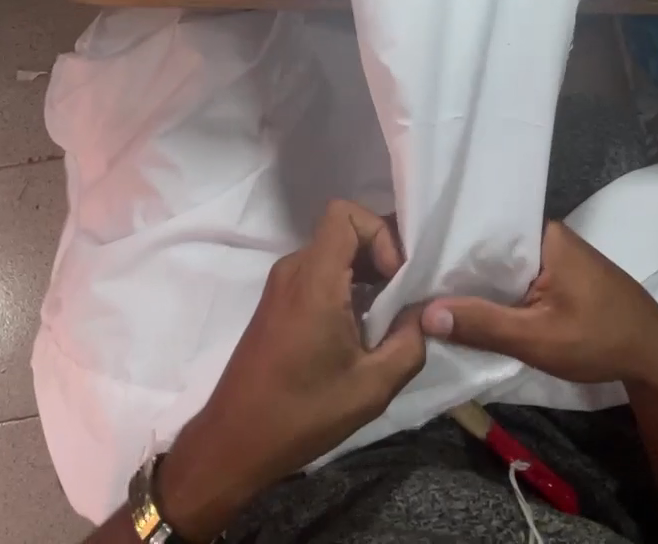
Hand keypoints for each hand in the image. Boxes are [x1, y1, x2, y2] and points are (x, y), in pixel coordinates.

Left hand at [158, 200, 426, 540]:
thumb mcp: (372, 387)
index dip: (380, 234)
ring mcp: (282, 285)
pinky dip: (346, 287)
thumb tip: (423, 313)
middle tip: (404, 298)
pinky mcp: (278, 303)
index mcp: (313, 279)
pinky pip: (320, 274)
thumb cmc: (301, 413)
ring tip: (387, 318)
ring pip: (333, 253)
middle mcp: (294, 270)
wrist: (234, 443)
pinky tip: (361, 329)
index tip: (395, 278)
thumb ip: (410, 343)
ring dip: (365, 275)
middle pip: (343, 231)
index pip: (346, 213)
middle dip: (381, 255)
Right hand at [422, 220, 657, 388]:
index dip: (442, 239)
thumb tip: (423, 314)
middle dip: (453, 261)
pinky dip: (492, 288)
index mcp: (541, 233)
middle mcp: (544, 234)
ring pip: (498, 262)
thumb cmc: (600, 339)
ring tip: (425, 288)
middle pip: (486, 243)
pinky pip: (512, 274)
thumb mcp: (537, 338)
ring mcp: (550, 254)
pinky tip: (466, 302)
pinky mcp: (554, 274)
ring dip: (472, 278)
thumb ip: (482, 324)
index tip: (406, 253)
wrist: (656, 358)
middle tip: (407, 275)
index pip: (479, 224)